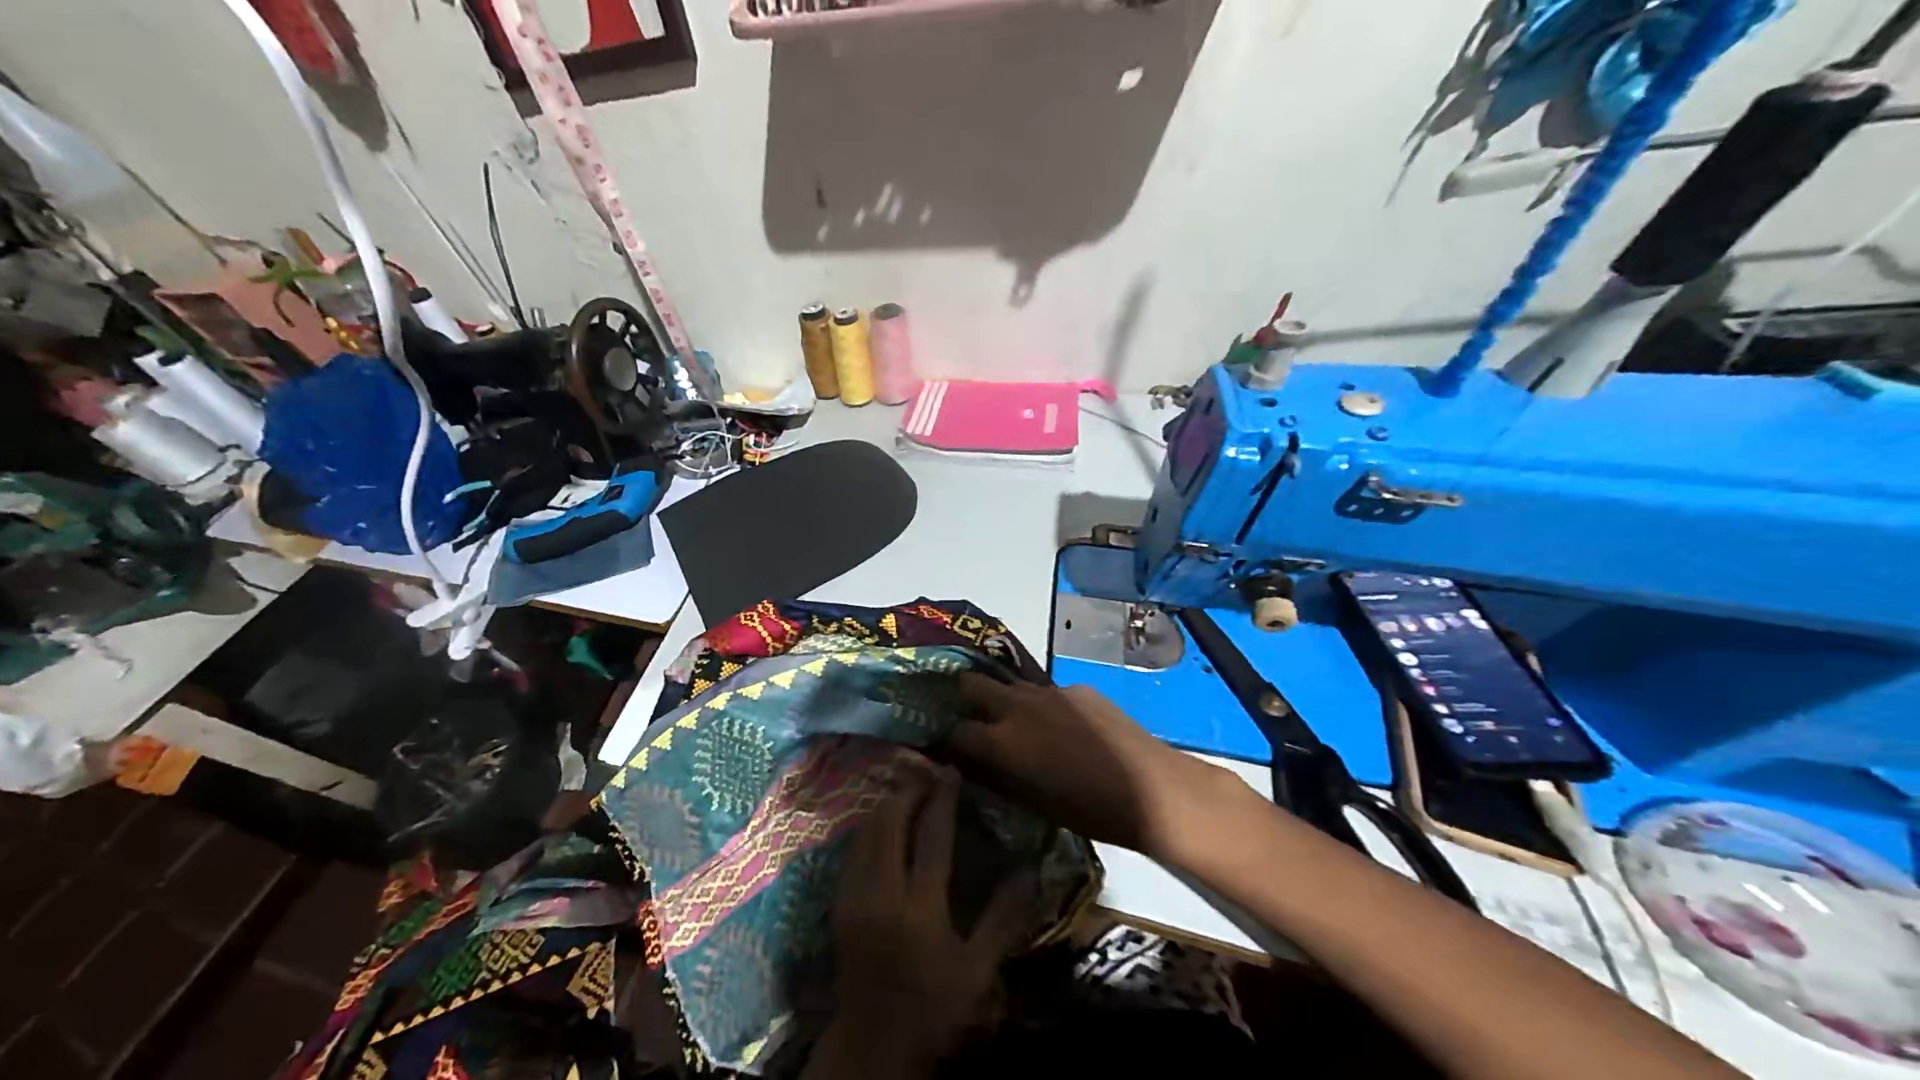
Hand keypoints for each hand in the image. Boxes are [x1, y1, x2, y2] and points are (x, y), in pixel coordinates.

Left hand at [816, 767, 1033, 1076]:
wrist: (873, 1047)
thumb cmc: (933, 1011)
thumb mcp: (978, 972)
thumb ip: (1002, 919)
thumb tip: (1028, 872)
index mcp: (920, 908)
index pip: (931, 836)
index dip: (942, 798)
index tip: (951, 771)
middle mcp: (882, 893)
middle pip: (889, 823)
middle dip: (907, 792)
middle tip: (926, 774)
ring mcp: (855, 898)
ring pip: (866, 833)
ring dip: (885, 806)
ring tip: (906, 790)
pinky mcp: (839, 906)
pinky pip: (853, 852)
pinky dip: (870, 829)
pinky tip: (882, 825)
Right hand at [948, 675, 1248, 863]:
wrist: (1151, 788)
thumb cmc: (1088, 811)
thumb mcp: (1031, 802)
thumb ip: (996, 777)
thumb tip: (972, 764)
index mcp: (1001, 740)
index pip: (955, 729)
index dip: (947, 738)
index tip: (947, 745)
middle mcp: (1018, 706)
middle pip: (971, 683)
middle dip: (964, 697)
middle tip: (971, 717)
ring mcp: (1050, 691)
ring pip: (1011, 685)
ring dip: (1006, 700)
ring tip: (1018, 722)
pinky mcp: (1078, 688)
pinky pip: (1050, 693)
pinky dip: (1047, 707)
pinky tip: (1067, 729)